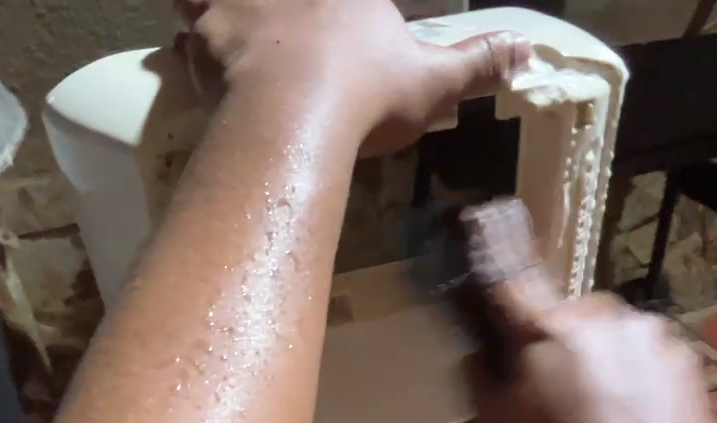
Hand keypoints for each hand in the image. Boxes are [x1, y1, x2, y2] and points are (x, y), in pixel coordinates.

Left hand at [174, 0, 528, 155]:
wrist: (302, 117)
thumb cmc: (370, 93)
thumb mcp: (433, 83)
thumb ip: (476, 63)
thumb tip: (529, 49)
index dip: (338, 5)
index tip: (331, 13)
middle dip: (269, 3)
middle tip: (274, 14)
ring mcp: (241, 2)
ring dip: (212, 5)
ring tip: (211, 14)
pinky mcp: (207, 39)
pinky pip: (187, 33)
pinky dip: (188, 41)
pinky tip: (190, 51)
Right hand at [464, 207, 716, 422]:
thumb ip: (480, 385)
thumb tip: (479, 355)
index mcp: (541, 331)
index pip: (507, 271)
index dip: (490, 243)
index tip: (482, 215)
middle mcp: (594, 314)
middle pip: (559, 318)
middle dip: (552, 349)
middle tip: (550, 403)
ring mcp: (643, 331)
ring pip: (603, 339)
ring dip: (595, 367)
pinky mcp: (680, 353)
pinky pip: (640, 358)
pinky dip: (632, 381)